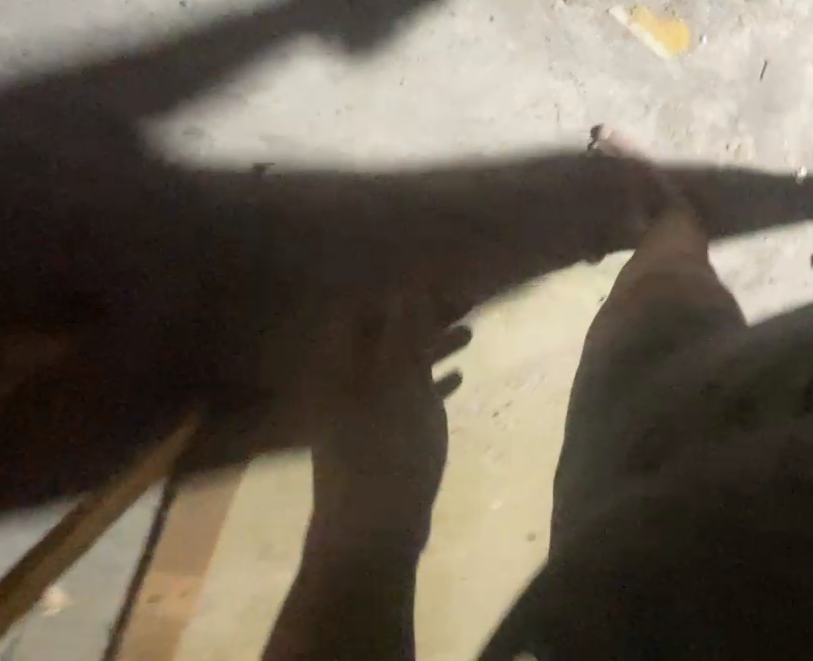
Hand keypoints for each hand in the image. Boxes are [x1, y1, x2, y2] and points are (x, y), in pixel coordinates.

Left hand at [307, 298, 467, 554]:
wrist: (372, 534)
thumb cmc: (385, 455)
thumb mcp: (400, 388)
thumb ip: (405, 336)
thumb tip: (410, 286)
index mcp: (340, 370)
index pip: (362, 312)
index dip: (397, 291)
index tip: (439, 278)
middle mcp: (346, 384)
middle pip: (384, 335)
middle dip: (423, 315)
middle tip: (467, 301)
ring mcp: (363, 411)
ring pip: (400, 363)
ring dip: (433, 344)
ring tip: (472, 332)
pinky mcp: (383, 435)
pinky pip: (408, 394)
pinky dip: (432, 380)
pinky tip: (460, 376)